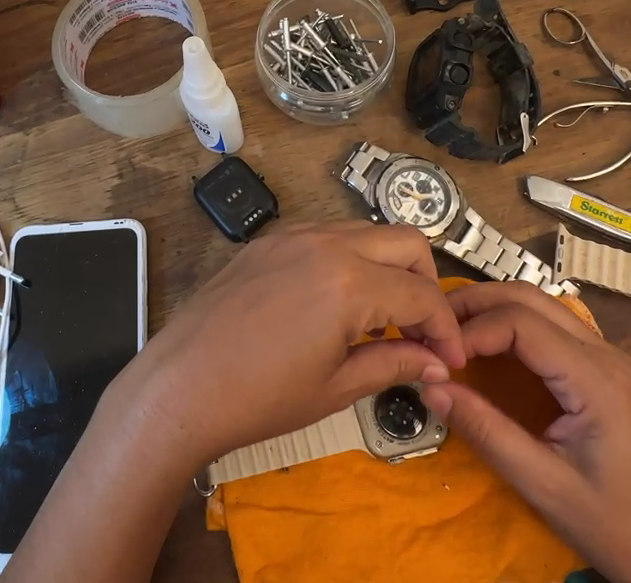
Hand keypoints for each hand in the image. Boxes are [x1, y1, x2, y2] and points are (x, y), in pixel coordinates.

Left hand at [108, 222, 465, 468]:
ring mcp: (290, 236)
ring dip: (386, 266)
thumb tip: (435, 363)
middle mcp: (324, 243)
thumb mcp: (336, 388)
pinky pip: (324, 235)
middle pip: (404, 241)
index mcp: (349, 281)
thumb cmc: (259, 397)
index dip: (446, 330)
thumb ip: (393, 364)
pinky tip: (337, 302)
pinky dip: (348, 259)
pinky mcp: (266, 242)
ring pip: (364, 231)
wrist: (180, 386)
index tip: (450, 361)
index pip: (422, 294)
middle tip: (422, 330)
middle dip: (426, 283)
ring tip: (380, 319)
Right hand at [420, 283, 630, 582]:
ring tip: (450, 333)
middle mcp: (606, 355)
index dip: (471, 329)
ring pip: (541, 303)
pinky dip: (511, 324)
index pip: (519, 321)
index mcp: (596, 379)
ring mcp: (610, 360)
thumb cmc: (620, 527)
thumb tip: (431, 387)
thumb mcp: (545, 486)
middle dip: (474, 303)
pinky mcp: (606, 372)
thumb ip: (487, 432)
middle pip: (528, 296)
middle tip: (431, 327)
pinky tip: (487, 349)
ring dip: (492, 309)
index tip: (438, 359)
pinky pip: (551, 326)